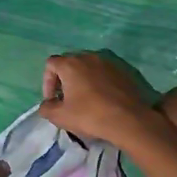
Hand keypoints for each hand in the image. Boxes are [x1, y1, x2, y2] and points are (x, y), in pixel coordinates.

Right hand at [39, 52, 156, 145]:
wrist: (130, 120)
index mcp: (70, 64)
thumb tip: (47, 104)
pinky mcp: (125, 70)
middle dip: (65, 79)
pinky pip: (105, 72)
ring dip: (83, 79)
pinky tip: (104, 98)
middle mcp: (88, 57)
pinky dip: (100, 82)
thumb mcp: (60, 116)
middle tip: (67, 98)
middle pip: (70, 62)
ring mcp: (109, 62)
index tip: (53, 99)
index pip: (51, 64)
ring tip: (86, 98)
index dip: (47, 82)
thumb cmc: (90, 115)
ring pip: (89, 67)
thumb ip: (46, 108)